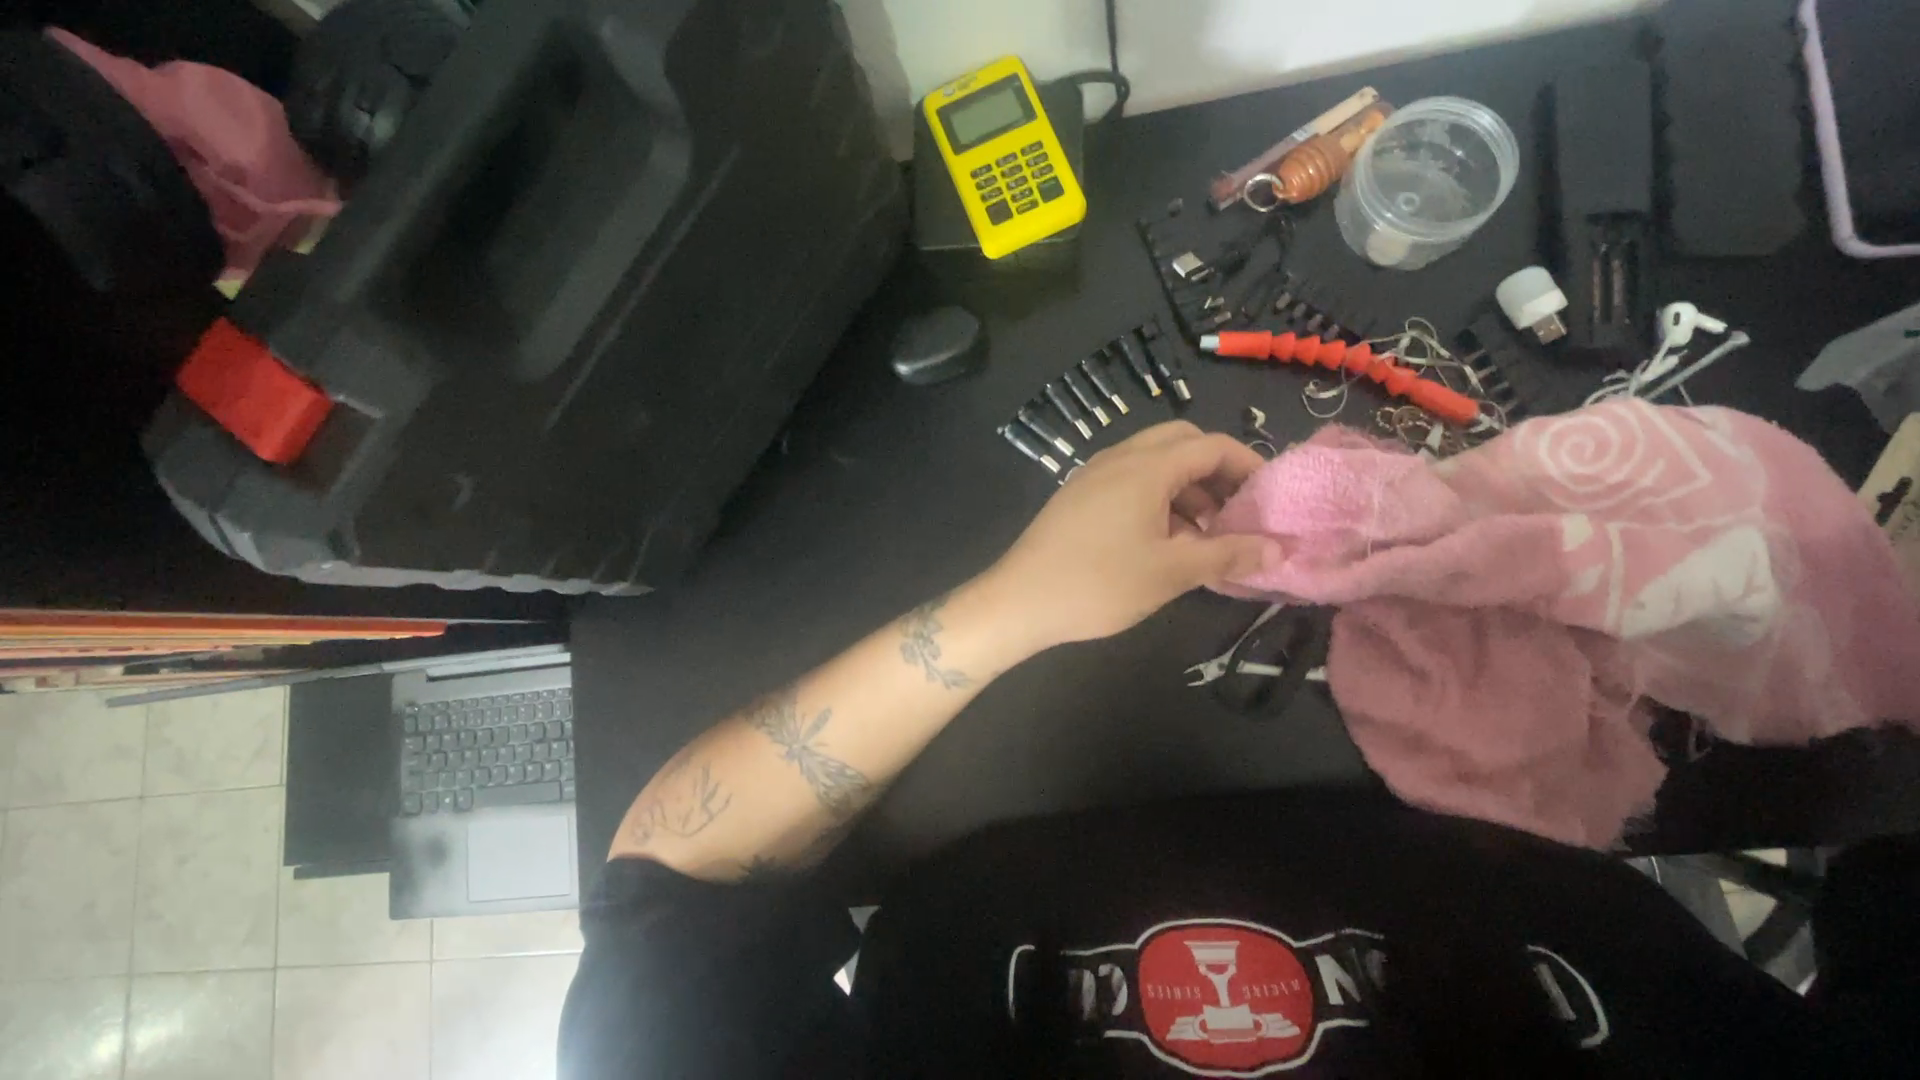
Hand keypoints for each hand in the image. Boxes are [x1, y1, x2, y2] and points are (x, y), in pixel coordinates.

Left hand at [984, 421, 1279, 647]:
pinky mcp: (1079, 495)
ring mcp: (1094, 475)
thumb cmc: (1099, 584)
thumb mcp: (1171, 572)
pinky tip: (1166, 541)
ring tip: (1207, 535)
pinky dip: (1158, 498)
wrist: (1019, 602)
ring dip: (1187, 488)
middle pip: (1182, 444)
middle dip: (1217, 473)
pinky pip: (1130, 481)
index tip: (1270, 501)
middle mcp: (1119, 458)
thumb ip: (1228, 555)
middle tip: (1237, 513)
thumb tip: (1279, 550)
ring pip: (1154, 464)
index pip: (1212, 445)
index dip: (1249, 467)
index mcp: (1146, 466)